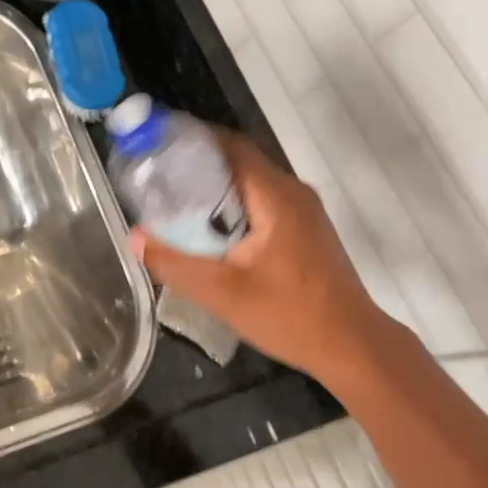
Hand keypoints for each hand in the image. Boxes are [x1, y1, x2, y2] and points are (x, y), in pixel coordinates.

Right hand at [128, 131, 404, 383]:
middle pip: (238, 160)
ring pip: (250, 181)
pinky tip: (209, 227)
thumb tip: (133, 237)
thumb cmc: (290, 315)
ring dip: (214, 185)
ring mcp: (303, 211)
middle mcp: (293, 192)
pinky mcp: (305, 230)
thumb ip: (173, 263)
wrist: (354, 348)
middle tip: (156, 173)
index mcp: (275, 196)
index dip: (192, 138)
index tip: (156, 143)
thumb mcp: (221, 293)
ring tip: (174, 198)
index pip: (229, 145)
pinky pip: (261, 200)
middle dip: (196, 162)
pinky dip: (232, 203)